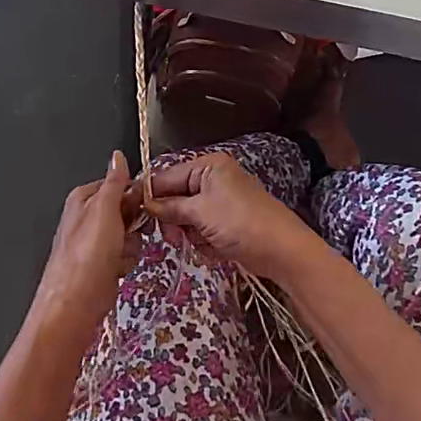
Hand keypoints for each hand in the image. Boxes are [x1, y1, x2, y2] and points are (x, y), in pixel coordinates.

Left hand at [29, 153, 138, 342]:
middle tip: (126, 235)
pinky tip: (117, 269)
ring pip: (130, 235)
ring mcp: (95, 241)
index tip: (142, 207)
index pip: (118, 185)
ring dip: (130, 246)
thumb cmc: (87, 254)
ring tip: (118, 256)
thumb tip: (117, 155)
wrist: (75, 304)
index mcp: (84, 198)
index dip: (134, 196)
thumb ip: (114, 182)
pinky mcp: (103, 263)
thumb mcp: (104, 210)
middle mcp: (88, 216)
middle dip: (133, 225)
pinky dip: (125, 262)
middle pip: (126, 210)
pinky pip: (126, 255)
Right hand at [146, 152, 316, 279]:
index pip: (166, 176)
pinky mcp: (226, 221)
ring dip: (188, 232)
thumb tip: (144, 203)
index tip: (134, 212)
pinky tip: (213, 248)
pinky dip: (202, 239)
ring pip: (186, 215)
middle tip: (172, 237)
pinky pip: (201, 227)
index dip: (150, 195)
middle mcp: (212, 178)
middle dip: (172, 218)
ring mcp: (220, 200)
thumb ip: (169, 207)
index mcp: (208, 166)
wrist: (286, 254)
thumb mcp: (201, 212)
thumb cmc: (243, 224)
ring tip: (199, 243)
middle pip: (175, 196)